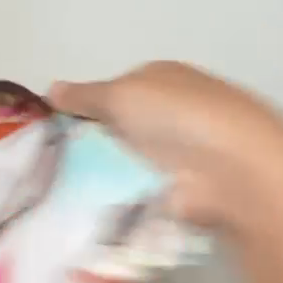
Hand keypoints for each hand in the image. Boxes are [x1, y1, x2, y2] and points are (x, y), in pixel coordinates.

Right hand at [48, 62, 282, 233]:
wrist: (232, 173)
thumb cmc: (179, 120)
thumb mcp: (122, 95)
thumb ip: (83, 96)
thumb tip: (50, 89)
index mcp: (161, 78)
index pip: (108, 91)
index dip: (79, 109)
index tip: (51, 132)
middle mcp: (168, 110)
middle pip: (110, 127)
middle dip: (83, 143)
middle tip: (49, 163)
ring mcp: (173, 150)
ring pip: (116, 159)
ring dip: (94, 172)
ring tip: (60, 189)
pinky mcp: (173, 186)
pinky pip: (129, 188)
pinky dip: (110, 195)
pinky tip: (87, 205)